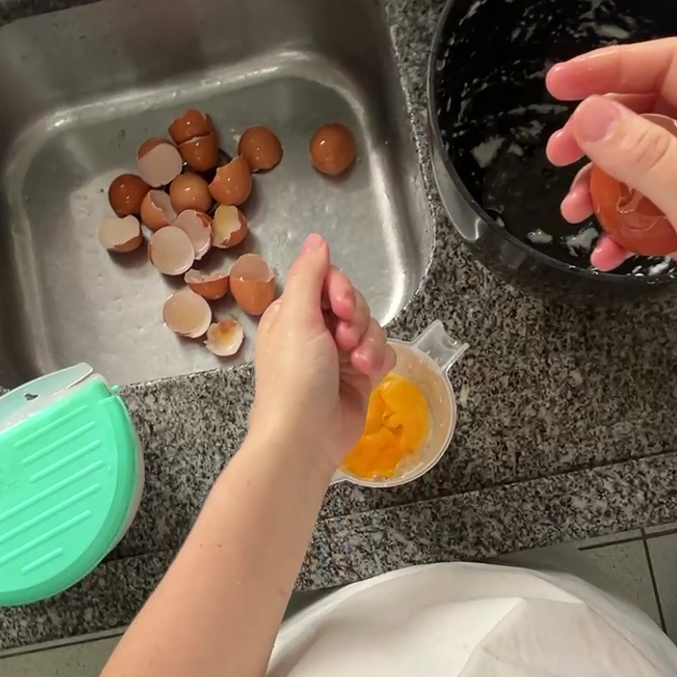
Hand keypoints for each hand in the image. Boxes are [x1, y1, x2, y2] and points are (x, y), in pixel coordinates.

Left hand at [248, 234, 395, 476]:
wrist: (305, 437)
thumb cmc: (294, 377)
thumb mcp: (297, 317)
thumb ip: (310, 275)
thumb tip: (317, 239)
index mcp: (293, 315)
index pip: (328, 281)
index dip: (341, 290)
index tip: (341, 307)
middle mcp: (315, 332)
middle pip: (354, 303)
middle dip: (357, 319)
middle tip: (345, 339)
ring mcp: (339, 356)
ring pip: (372, 328)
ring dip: (370, 342)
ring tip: (357, 364)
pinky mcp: (359, 378)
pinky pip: (382, 354)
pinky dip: (379, 360)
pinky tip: (368, 373)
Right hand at [545, 39, 676, 369]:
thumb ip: (645, 156)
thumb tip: (587, 116)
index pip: (673, 66)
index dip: (613, 68)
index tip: (557, 84)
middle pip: (650, 116)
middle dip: (599, 136)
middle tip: (556, 154)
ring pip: (640, 168)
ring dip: (601, 188)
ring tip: (572, 213)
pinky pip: (645, 214)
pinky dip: (620, 230)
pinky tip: (605, 255)